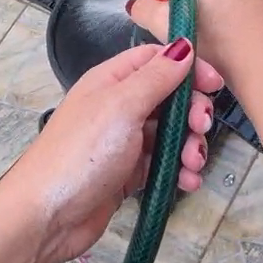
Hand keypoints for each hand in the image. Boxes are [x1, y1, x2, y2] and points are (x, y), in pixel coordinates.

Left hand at [0, 39, 224, 262]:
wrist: (48, 215)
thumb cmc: (79, 154)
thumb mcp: (121, 106)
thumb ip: (156, 77)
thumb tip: (183, 47)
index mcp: (111, 80)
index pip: (157, 59)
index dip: (188, 67)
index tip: (214, 84)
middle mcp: (118, 106)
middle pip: (170, 96)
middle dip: (192, 111)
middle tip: (200, 127)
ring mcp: (123, 140)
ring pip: (170, 132)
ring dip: (189, 145)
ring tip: (191, 164)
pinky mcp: (128, 172)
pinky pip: (163, 163)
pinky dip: (179, 170)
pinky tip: (186, 182)